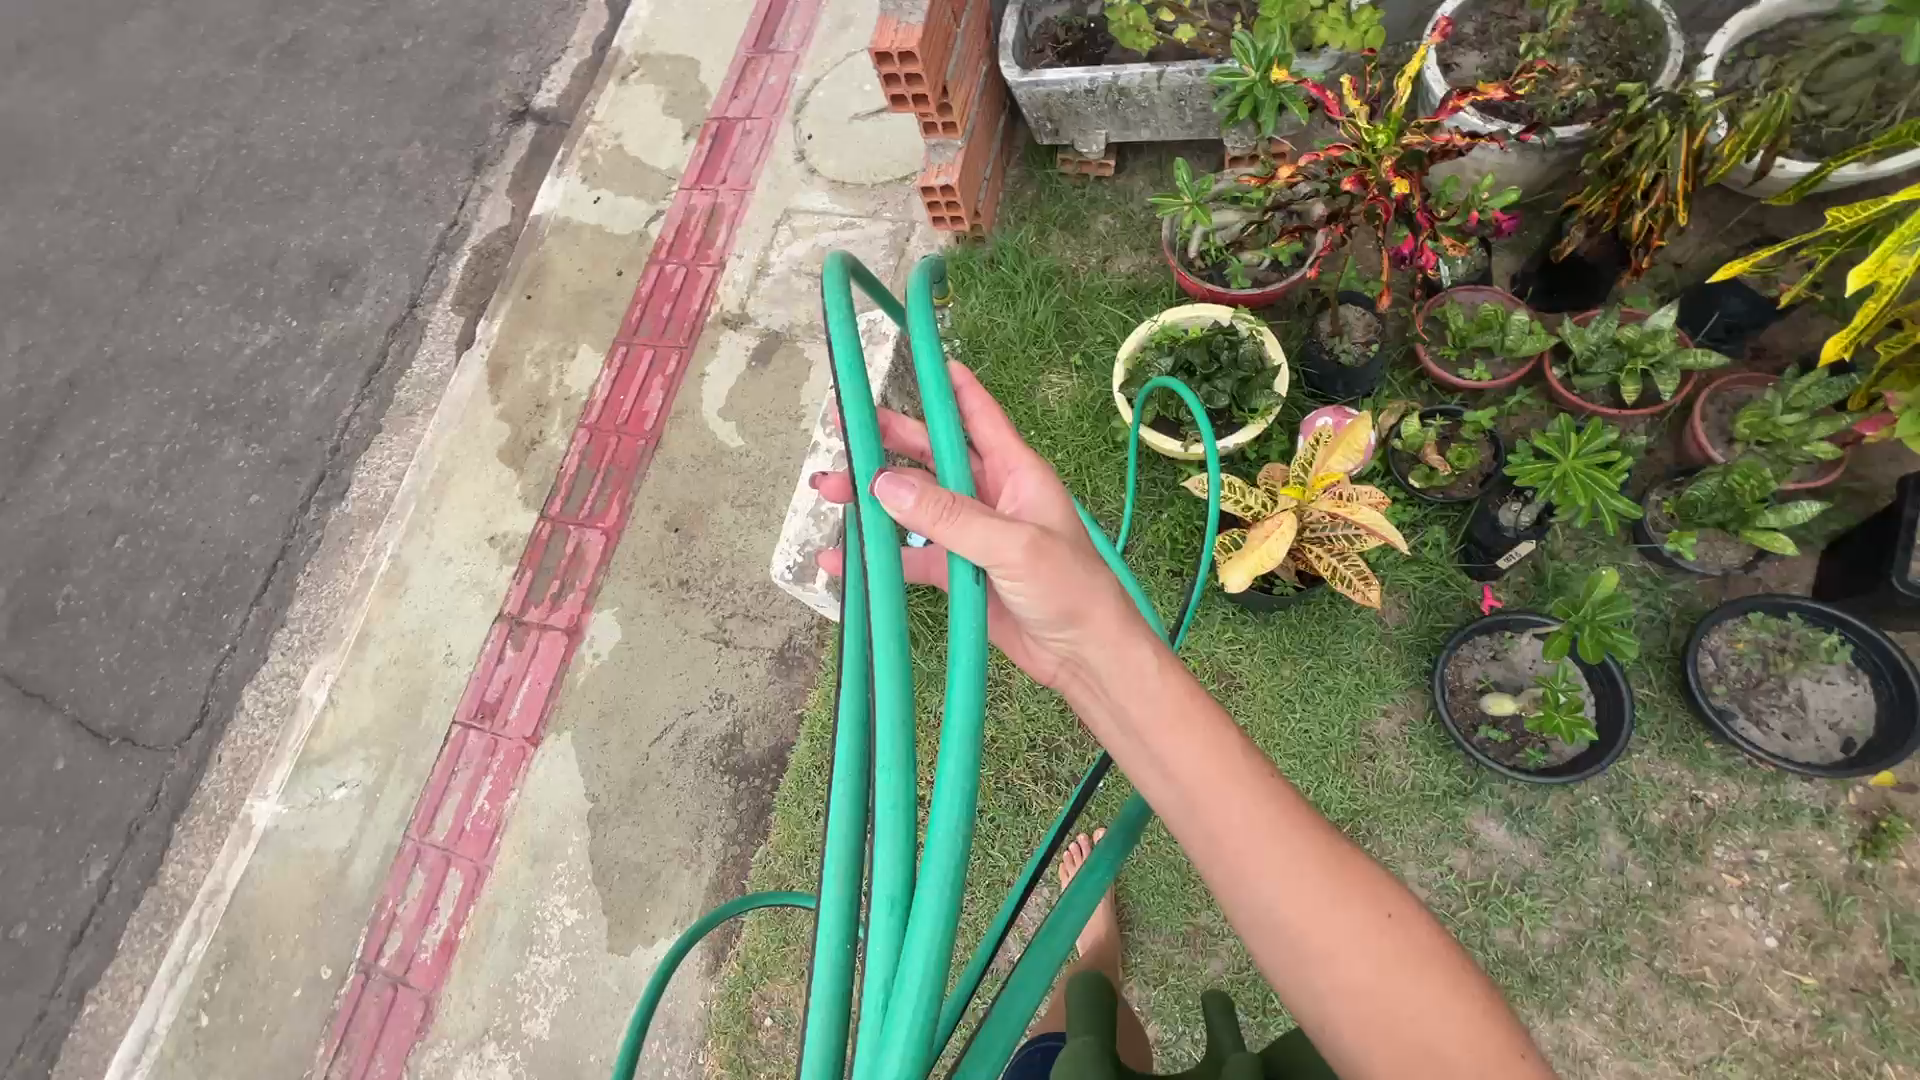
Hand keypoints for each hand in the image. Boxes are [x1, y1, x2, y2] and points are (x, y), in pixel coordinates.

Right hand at [813, 362, 1155, 691]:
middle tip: (843, 429)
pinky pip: (913, 557)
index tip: (915, 358)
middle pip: (932, 457)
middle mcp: (991, 495)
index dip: (948, 385)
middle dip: (889, 444)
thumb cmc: (1070, 588)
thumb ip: (949, 515)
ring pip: (915, 507)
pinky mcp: (958, 573)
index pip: (978, 415)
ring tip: (828, 490)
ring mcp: (972, 535)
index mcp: (1016, 471)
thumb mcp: (1012, 544)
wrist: (1084, 656)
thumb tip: (884, 485)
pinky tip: (842, 561)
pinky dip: (881, 558)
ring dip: (874, 501)